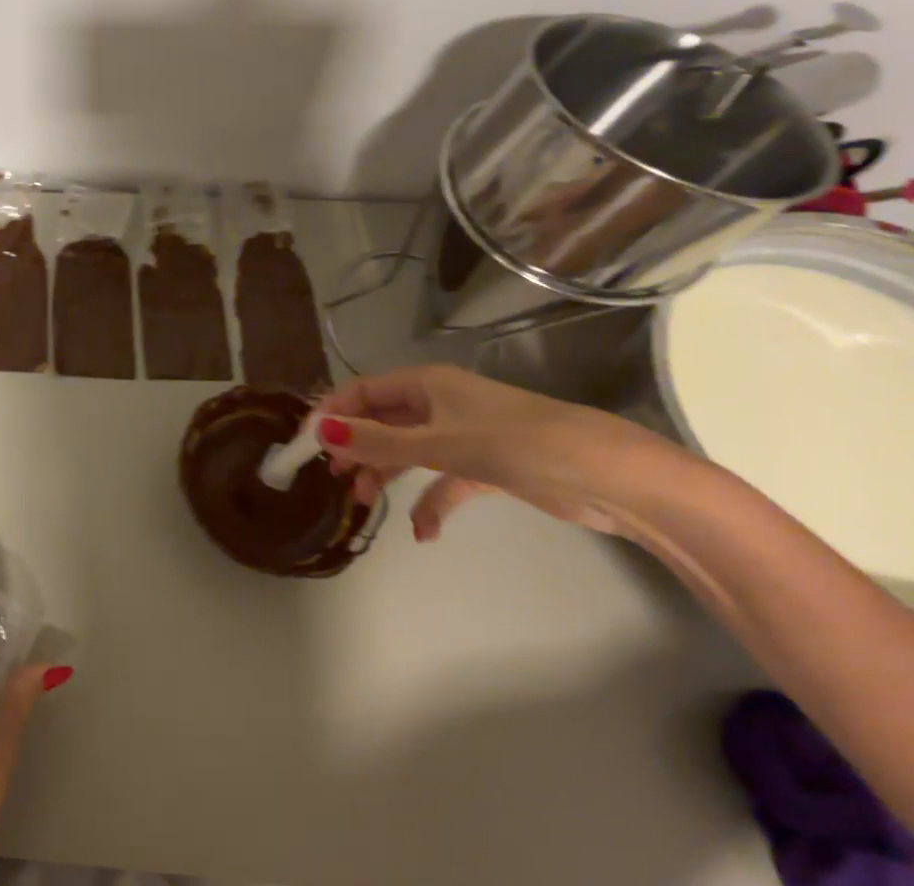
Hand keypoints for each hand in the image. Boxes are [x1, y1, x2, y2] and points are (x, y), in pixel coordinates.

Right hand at [311, 364, 699, 542]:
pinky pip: (443, 482)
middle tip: (332, 477)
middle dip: (355, 447)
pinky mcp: (487, 468)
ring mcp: (465, 436)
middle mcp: (443, 405)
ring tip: (362, 503)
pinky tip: (423, 531)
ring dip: (384, 475)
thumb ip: (378, 442)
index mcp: (429, 384)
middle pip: (383, 421)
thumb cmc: (520, 444)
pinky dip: (429, 504)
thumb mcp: (441, 443)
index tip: (305, 444)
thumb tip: (321, 432)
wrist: (610, 477)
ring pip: (408, 452)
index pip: (364, 390)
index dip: (332, 413)